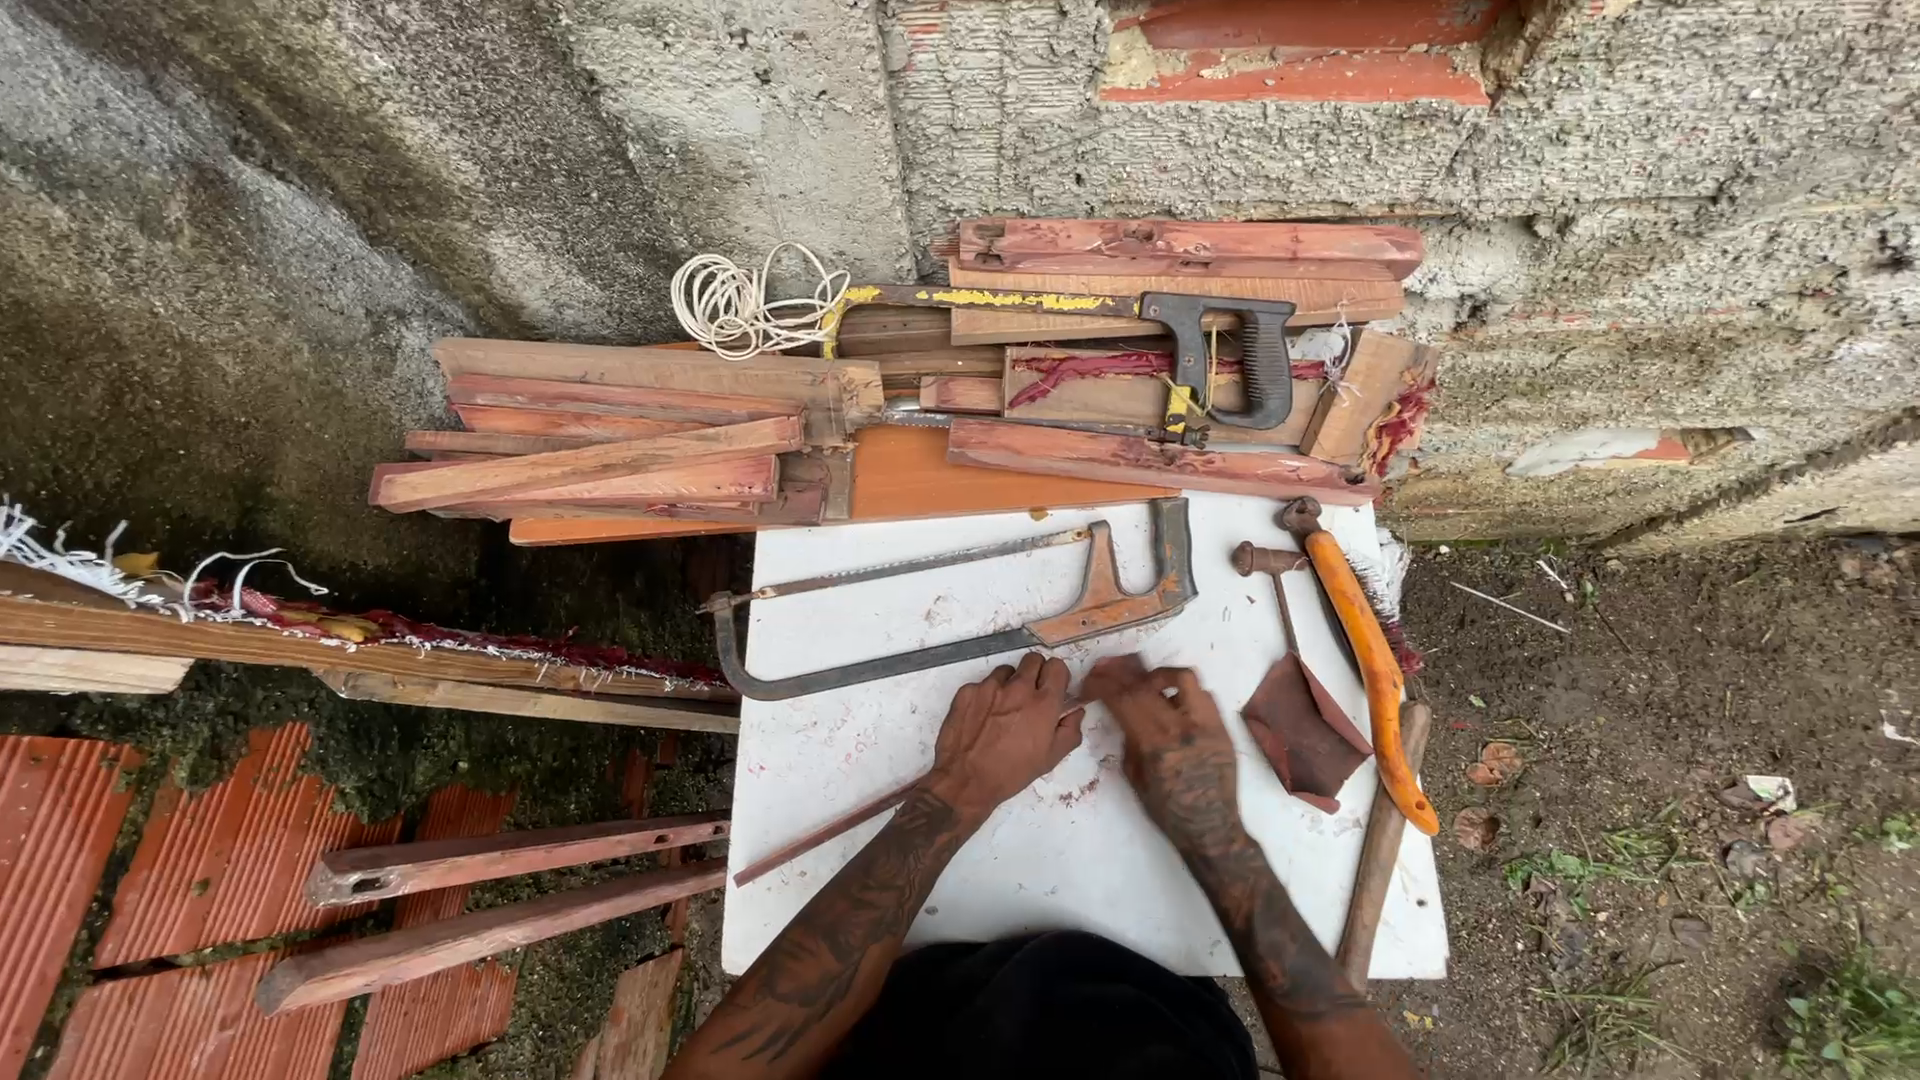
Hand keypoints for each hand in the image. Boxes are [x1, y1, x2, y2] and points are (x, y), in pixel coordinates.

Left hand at [922, 653, 1085, 823]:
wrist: (966, 780)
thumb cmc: (1013, 772)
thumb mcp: (1051, 759)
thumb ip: (1070, 730)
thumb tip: (1075, 711)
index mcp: (1043, 703)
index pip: (1057, 666)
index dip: (1056, 676)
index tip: (1052, 688)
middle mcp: (1018, 688)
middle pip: (1033, 659)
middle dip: (1036, 672)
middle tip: (1031, 693)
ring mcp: (990, 687)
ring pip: (1007, 670)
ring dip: (1010, 683)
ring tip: (1004, 708)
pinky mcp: (967, 691)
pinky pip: (982, 684)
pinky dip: (986, 695)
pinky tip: (983, 717)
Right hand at [1081, 654, 1246, 859]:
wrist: (1212, 829)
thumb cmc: (1167, 810)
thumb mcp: (1134, 777)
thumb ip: (1129, 740)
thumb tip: (1123, 713)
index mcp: (1155, 745)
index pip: (1124, 700)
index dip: (1103, 684)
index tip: (1091, 680)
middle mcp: (1182, 729)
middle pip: (1145, 685)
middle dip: (1120, 673)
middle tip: (1106, 669)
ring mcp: (1207, 725)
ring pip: (1183, 678)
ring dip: (1157, 675)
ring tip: (1146, 682)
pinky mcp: (1222, 727)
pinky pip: (1203, 695)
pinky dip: (1184, 692)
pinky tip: (1173, 700)